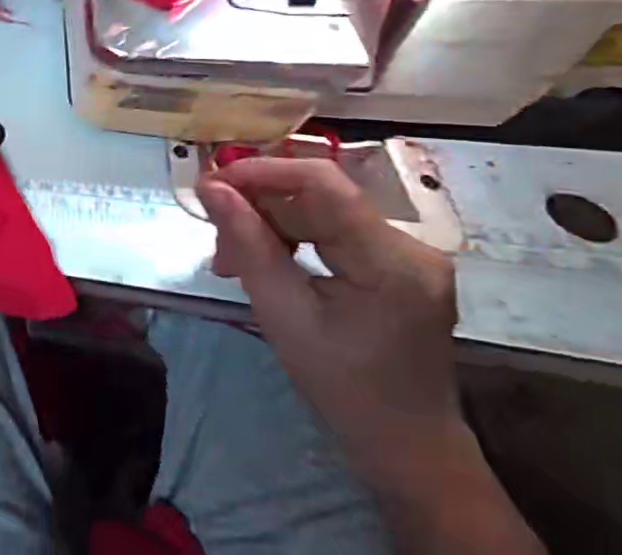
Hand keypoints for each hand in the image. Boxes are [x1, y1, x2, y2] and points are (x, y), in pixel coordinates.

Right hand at [199, 159, 543, 554]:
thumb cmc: (345, 391)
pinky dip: (294, 239)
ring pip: (321, 212)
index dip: (262, 171)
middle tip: (215, 244)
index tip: (213, 185)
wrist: (410, 450)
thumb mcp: (284, 317)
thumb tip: (211, 188)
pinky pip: (334, 231)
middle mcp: (410, 244)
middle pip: (318, 198)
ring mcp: (409, 252)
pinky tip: (267, 263)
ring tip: (232, 261)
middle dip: (259, 210)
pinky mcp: (398, 262)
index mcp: (392, 260)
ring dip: (271, 226)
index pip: (323, 182)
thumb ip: (248, 245)